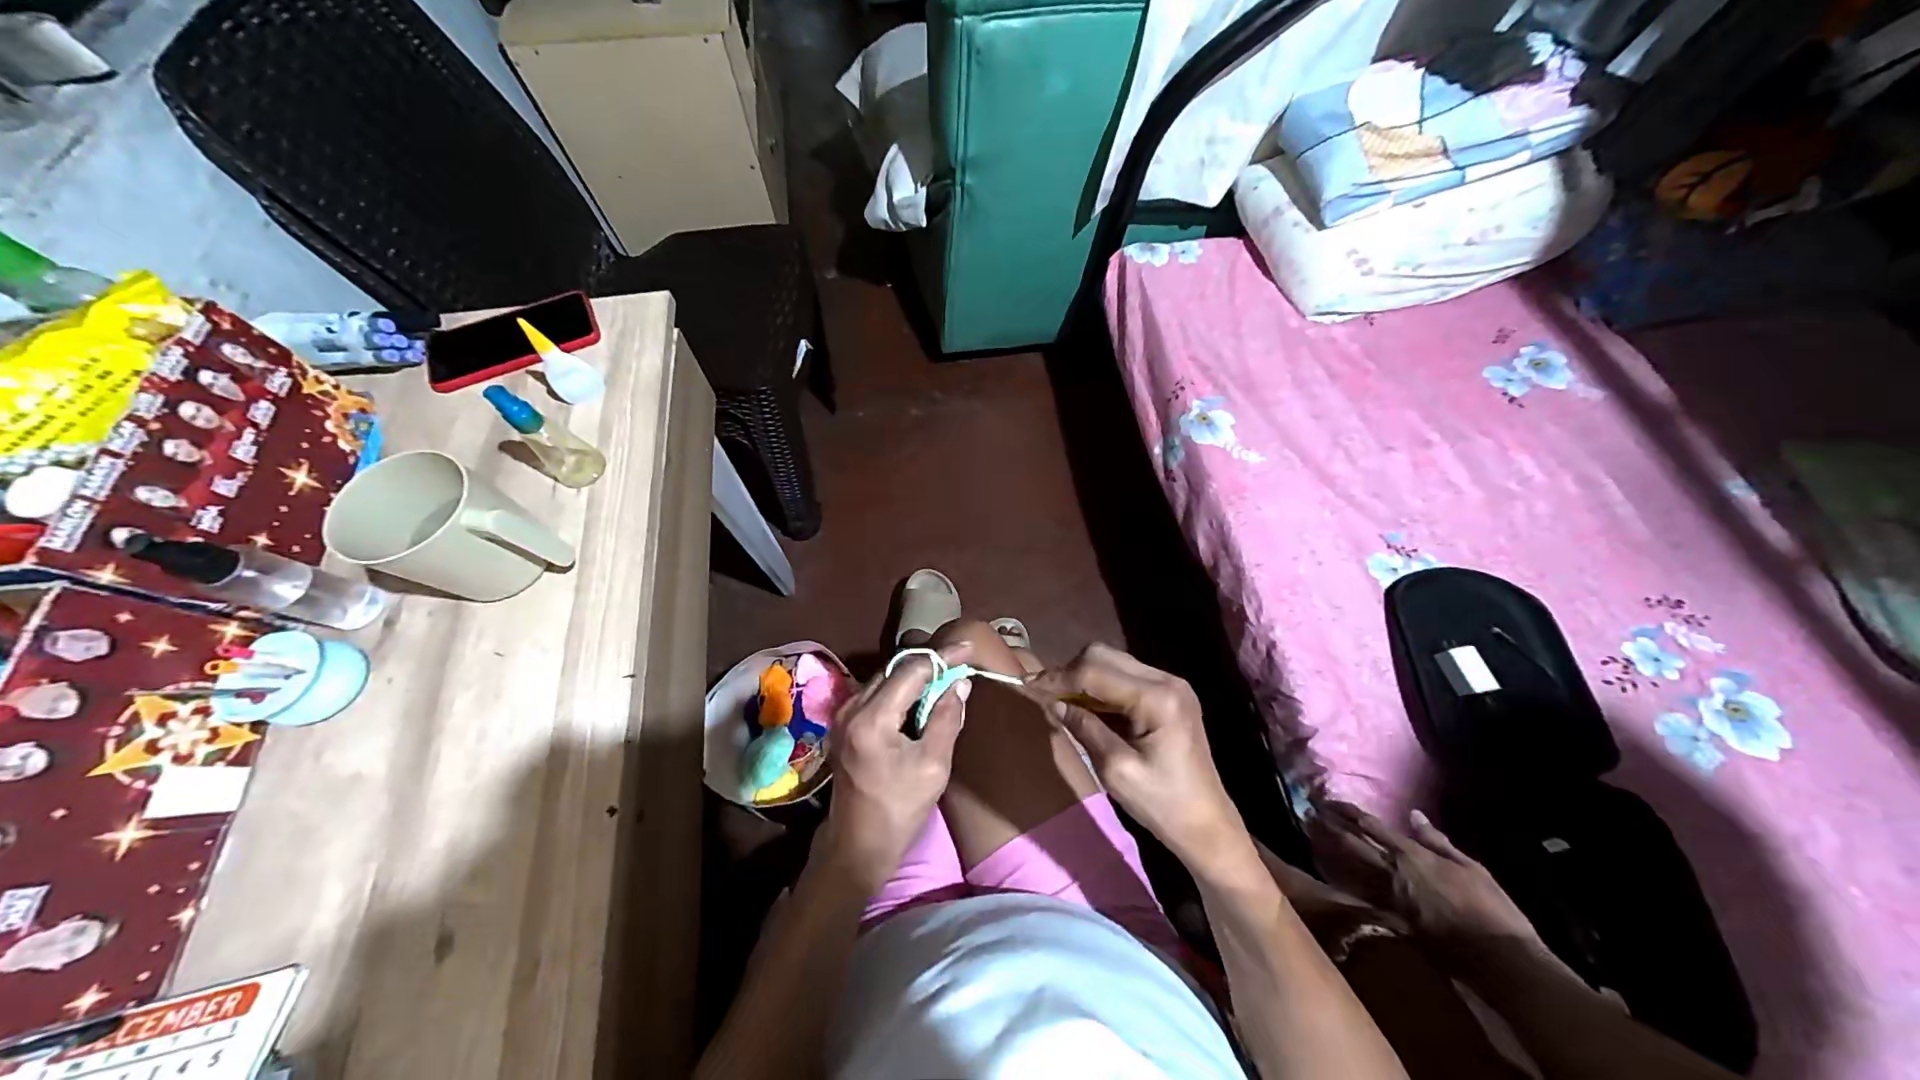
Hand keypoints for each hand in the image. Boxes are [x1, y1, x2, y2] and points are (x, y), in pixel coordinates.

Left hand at [820, 646, 966, 890]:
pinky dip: (901, 689)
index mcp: (872, 718)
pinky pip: (876, 694)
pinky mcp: (844, 725)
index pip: (912, 671)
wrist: (857, 845)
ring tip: (947, 674)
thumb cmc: (899, 810)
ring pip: (884, 679)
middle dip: (929, 662)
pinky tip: (922, 695)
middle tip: (961, 660)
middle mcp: (851, 708)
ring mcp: (843, 715)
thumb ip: (946, 718)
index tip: (969, 648)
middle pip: (895, 669)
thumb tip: (960, 684)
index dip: (943, 657)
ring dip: (915, 675)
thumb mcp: (933, 766)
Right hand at [1025, 644, 1241, 863]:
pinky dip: (1100, 686)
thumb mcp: (1115, 770)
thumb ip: (1084, 728)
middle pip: (1104, 655)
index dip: (1057, 677)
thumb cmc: (1162, 805)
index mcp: (1158, 698)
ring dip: (1083, 676)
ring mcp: (1171, 684)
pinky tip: (1085, 705)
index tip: (1027, 686)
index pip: (1095, 671)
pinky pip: (1125, 676)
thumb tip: (1054, 702)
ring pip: (1113, 661)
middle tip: (1043, 694)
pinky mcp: (1170, 694)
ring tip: (1059, 699)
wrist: (1206, 824)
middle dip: (1069, 671)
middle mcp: (1167, 680)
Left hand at [1321, 803, 1541, 955]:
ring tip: (1311, 836)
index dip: (1350, 813)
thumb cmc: (1492, 909)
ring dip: (1330, 852)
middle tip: (1309, 813)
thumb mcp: (1471, 867)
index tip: (1330, 801)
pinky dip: (1344, 884)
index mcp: (1413, 856)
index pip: (1373, 828)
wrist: (1500, 960)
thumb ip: (1437, 841)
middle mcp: (1394, 874)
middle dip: (1331, 827)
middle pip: (1354, 845)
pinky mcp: (1393, 922)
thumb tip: (1413, 815)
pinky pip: (1362, 897)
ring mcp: (1390, 899)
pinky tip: (1329, 877)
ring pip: (1352, 869)